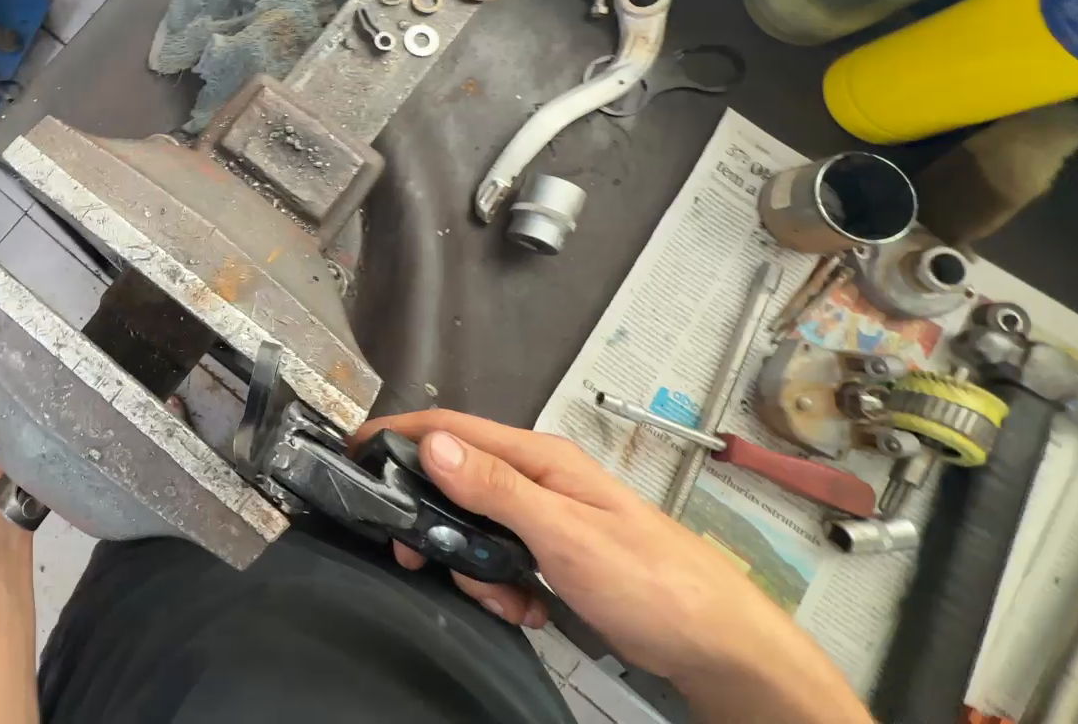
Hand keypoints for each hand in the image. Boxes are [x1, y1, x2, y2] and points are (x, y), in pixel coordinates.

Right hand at [353, 411, 869, 722]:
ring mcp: (542, 516)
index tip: (353, 451)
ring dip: (472, 562)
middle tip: (417, 554)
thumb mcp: (565, 534)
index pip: (449, 427)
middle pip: (453, 479)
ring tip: (505, 598)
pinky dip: (498, 582)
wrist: (724, 651)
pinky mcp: (550, 552)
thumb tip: (430, 441)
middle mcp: (534, 478)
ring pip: (472, 524)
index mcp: (536, 458)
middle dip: (432, 517)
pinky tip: (525, 607)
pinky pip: (498, 556)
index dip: (397, 432)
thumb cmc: (650, 582)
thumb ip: (495, 487)